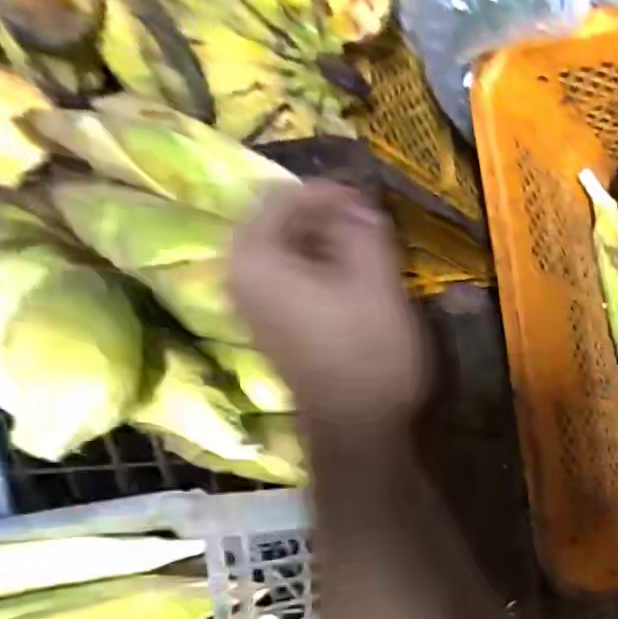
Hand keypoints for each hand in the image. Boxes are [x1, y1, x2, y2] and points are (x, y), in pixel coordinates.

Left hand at [227, 181, 429, 435]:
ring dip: (326, 247)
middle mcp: (239, 275)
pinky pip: (291, 281)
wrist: (360, 426)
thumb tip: (359, 206)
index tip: (370, 197)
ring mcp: (252, 306)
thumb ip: (365, 234)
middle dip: (327, 219)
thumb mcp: (378, 285)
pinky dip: (320, 272)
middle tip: (371, 223)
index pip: (283, 198)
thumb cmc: (370, 353)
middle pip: (280, 226)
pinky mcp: (273, 329)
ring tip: (368, 251)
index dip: (330, 193)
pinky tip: (353, 284)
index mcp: (255, 256)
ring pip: (287, 255)